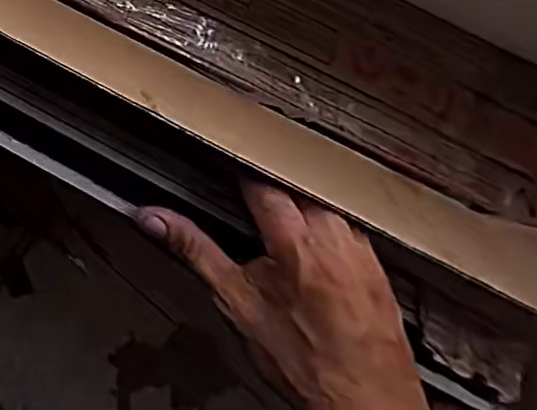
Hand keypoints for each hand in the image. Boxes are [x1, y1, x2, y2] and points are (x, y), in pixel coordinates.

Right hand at [138, 181, 424, 409]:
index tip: (224, 170)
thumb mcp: (236, 303)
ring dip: (301, 200)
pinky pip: (353, 227)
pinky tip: (315, 241)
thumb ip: (194, 250)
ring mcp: (363, 256)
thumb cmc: (306, 366)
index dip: (239, 173)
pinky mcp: (380, 273)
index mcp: (296, 243)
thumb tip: (155, 219)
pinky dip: (328, 223)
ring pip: (327, 201)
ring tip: (279, 213)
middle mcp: (335, 241)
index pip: (263, 183)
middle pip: (298, 184)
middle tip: (248, 193)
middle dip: (271, 183)